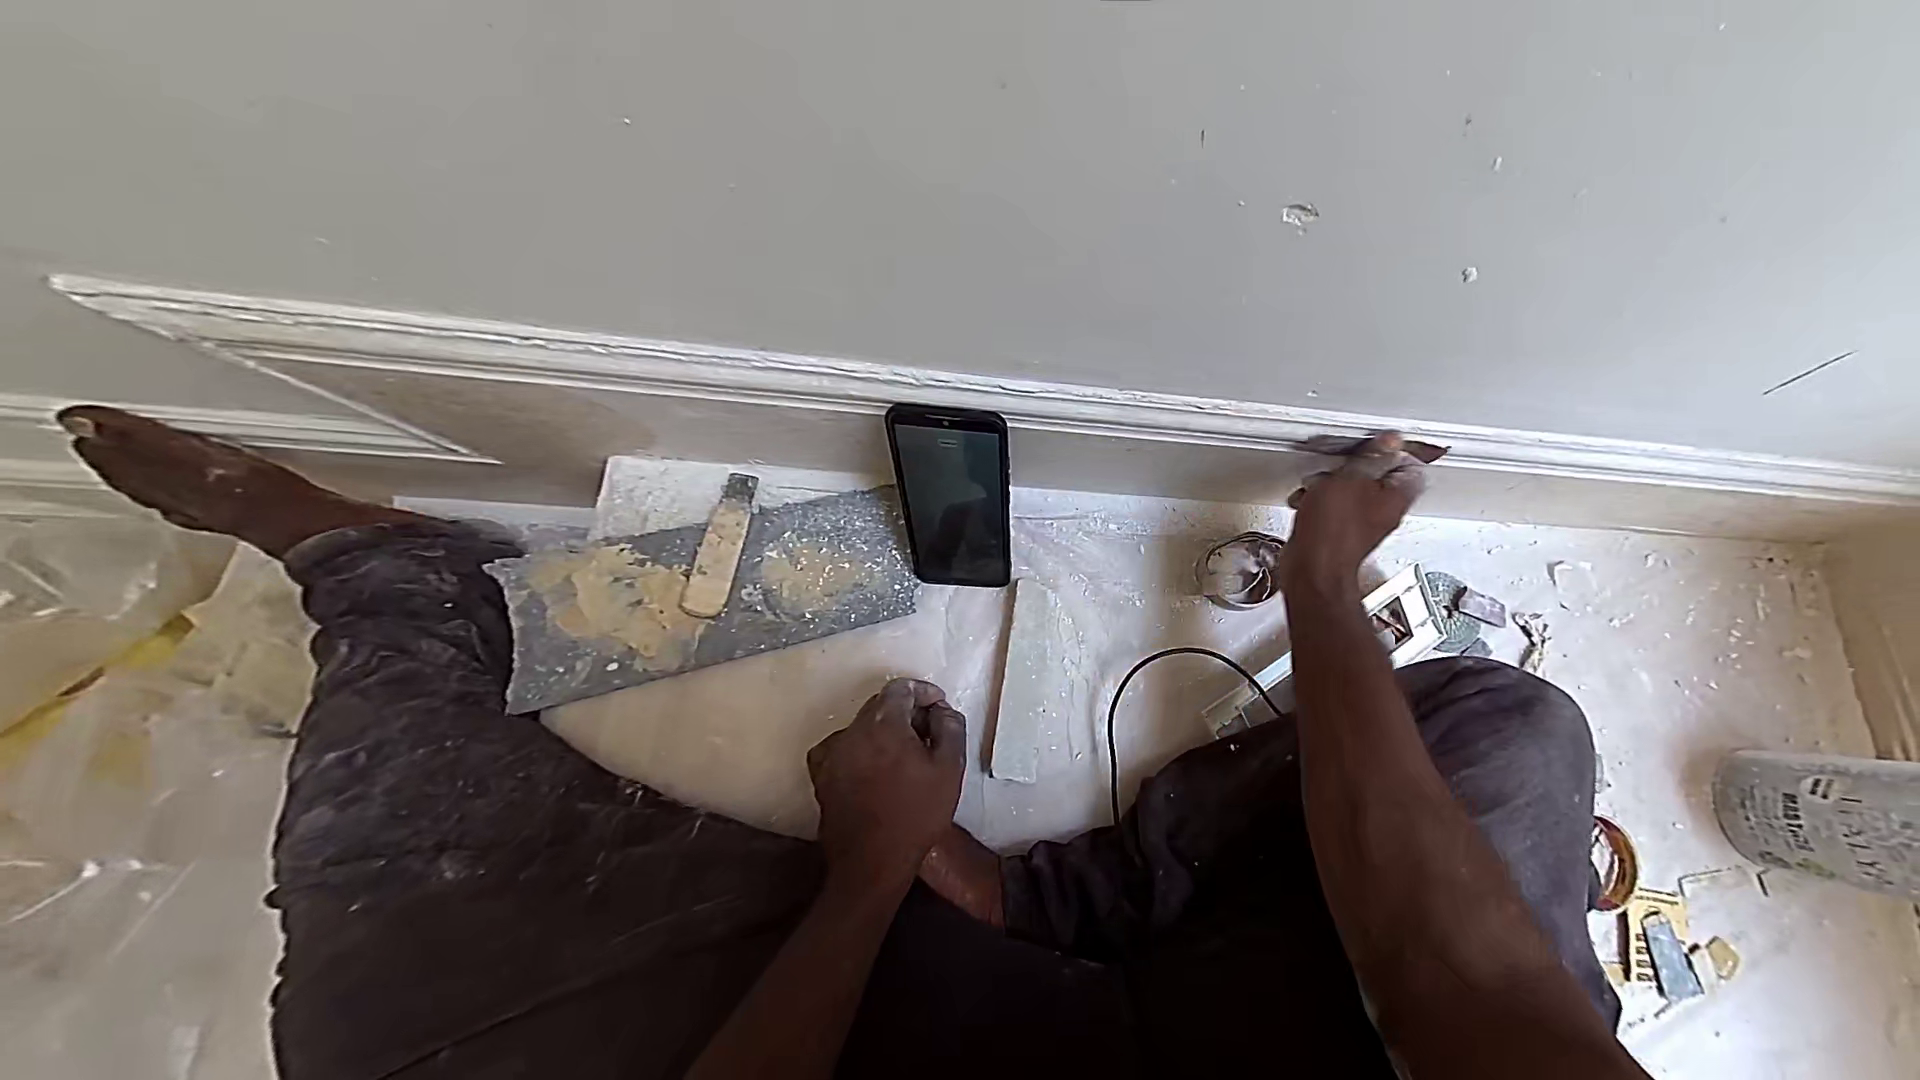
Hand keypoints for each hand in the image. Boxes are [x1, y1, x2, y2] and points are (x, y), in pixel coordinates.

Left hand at [807, 678, 965, 887]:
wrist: (872, 863)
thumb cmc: (916, 816)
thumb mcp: (949, 769)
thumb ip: (950, 728)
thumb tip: (941, 709)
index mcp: (884, 724)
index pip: (901, 688)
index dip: (923, 692)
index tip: (937, 706)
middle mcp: (853, 730)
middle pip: (881, 704)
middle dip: (905, 710)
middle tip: (926, 732)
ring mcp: (832, 751)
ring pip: (862, 726)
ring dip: (883, 731)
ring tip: (903, 756)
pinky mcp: (821, 773)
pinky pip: (843, 746)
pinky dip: (860, 748)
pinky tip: (873, 769)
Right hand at [1281, 432, 1426, 592]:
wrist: (1311, 568)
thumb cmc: (1332, 531)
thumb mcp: (1350, 480)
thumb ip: (1371, 458)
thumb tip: (1389, 441)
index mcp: (1398, 497)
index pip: (1409, 465)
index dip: (1390, 452)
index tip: (1371, 446)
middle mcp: (1383, 512)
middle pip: (1375, 478)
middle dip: (1350, 470)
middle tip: (1337, 468)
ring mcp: (1360, 525)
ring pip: (1349, 493)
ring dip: (1329, 486)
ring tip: (1316, 487)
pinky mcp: (1337, 534)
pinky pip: (1330, 510)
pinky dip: (1317, 503)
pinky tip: (1305, 503)